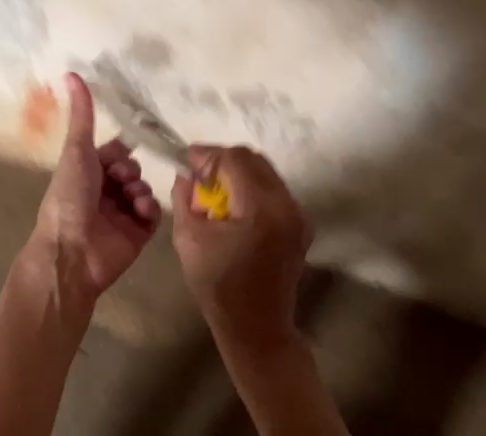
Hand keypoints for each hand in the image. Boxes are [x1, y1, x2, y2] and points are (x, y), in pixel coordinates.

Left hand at [27, 73, 161, 308]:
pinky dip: (149, 208)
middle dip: (130, 170)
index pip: (117, 150)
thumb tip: (72, 72)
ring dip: (139, 189)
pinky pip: (154, 212)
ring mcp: (122, 212)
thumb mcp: (76, 150)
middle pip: (133, 167)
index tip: (127, 146)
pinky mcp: (138, 233)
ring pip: (145, 187)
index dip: (123, 148)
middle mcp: (105, 190)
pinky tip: (139, 212)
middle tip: (119, 179)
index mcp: (88, 170)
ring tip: (129, 199)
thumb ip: (83, 114)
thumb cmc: (69, 197)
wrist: (72, 252)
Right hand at [172, 145, 311, 350]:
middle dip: (222, 161)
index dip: (208, 155)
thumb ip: (184, 199)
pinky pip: (273, 189)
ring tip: (214, 192)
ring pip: (264, 171)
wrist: (257, 329)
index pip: (234, 159)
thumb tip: (187, 174)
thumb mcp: (189, 240)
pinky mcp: (301, 224)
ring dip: (237, 173)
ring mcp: (298, 214)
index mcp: (260, 209)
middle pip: (252, 159)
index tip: (187, 161)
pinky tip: (233, 207)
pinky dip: (251, 188)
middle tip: (199, 176)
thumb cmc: (219, 288)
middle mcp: (286, 205)